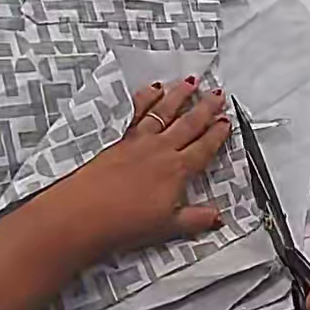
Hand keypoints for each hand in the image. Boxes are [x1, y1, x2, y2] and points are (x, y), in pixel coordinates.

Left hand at [38, 77, 234, 259]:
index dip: (217, 134)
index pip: (204, 148)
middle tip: (217, 95)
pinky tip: (152, 89)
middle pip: (189, 124)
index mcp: (177, 170)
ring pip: (164, 112)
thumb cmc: (125, 222)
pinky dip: (145, 98)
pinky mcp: (117, 140)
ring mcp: (138, 141)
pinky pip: (136, 112)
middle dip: (205, 108)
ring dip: (179, 96)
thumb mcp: (168, 227)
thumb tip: (218, 217)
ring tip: (189, 83)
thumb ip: (195, 219)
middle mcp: (160, 150)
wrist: (83, 214)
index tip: (226, 122)